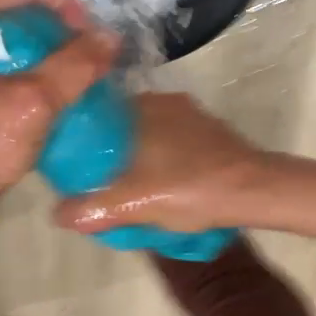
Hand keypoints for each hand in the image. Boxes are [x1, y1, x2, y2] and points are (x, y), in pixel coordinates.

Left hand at [0, 0, 117, 215]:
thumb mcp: (35, 101)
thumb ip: (76, 66)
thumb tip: (112, 38)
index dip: (63, 0)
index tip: (87, 36)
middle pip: (28, 11)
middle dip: (67, 30)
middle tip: (93, 61)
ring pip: (26, 44)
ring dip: (60, 56)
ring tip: (85, 82)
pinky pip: (21, 71)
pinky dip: (47, 77)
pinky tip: (65, 102)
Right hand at [51, 93, 269, 233]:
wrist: (255, 190)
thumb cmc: (190, 188)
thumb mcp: (133, 202)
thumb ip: (93, 208)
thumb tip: (59, 214)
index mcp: (142, 105)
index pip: (96, 114)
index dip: (80, 141)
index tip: (71, 167)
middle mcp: (166, 102)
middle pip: (123, 127)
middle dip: (110, 155)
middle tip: (98, 186)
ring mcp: (194, 116)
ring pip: (151, 137)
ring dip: (139, 160)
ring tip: (128, 191)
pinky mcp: (214, 134)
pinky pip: (176, 145)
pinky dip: (164, 163)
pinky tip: (162, 188)